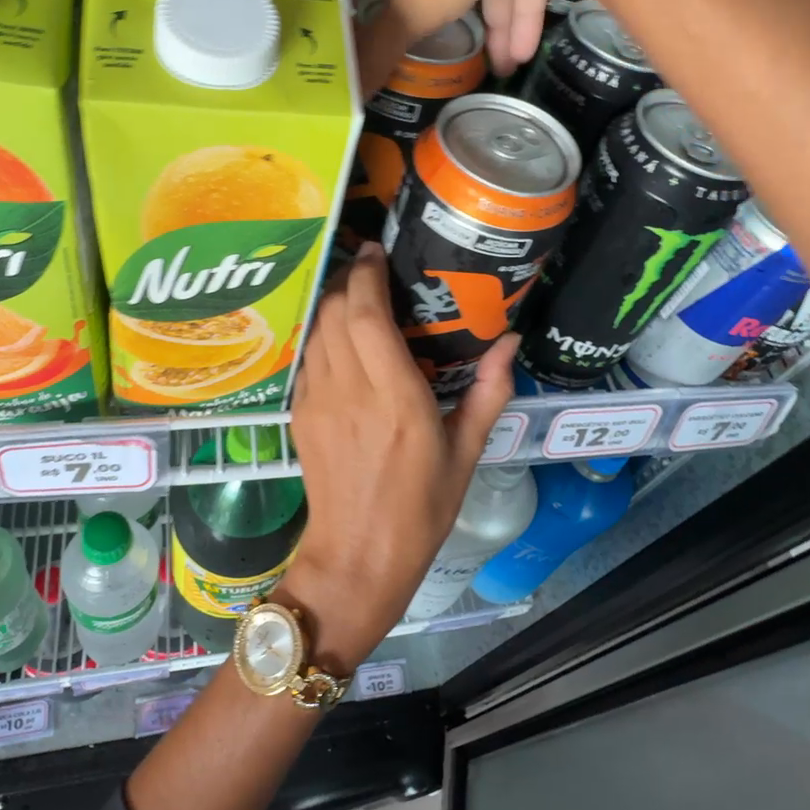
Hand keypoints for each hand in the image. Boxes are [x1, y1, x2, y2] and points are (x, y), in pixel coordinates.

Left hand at [282, 242, 518, 668]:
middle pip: (334, 312)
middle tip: (372, 268)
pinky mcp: (299, 416)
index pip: (366, 316)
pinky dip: (322, 334)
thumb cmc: (420, 510)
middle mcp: (350, 392)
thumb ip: (488, 392)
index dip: (367, 275)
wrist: (358, 558)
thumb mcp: (466, 453)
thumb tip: (510, 341)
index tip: (379, 251)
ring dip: (332, 303)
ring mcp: (317, 403)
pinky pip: (307, 357)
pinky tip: (341, 337)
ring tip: (357, 294)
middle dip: (348, 279)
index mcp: (395, 400)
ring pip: (316, 330)